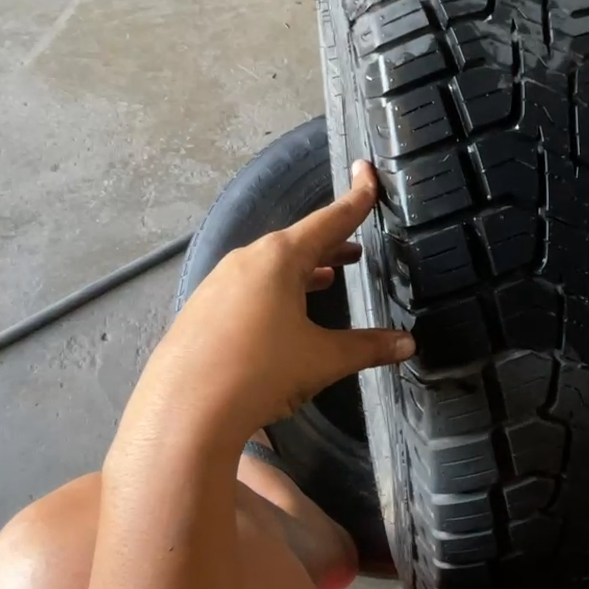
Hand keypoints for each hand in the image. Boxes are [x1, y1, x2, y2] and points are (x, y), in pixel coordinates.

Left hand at [124, 161, 414, 452]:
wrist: (181, 416)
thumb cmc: (260, 372)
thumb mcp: (323, 359)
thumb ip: (368, 347)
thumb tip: (407, 344)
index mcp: (279, 258)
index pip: (329, 219)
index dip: (355, 199)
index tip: (367, 172)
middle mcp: (246, 262)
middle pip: (297, 242)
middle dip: (329, 244)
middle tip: (355, 249)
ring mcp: (217, 286)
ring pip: (270, 266)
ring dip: (301, 269)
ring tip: (326, 277)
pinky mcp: (200, 313)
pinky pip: (247, 288)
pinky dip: (274, 290)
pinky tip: (282, 315)